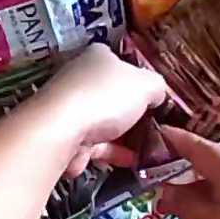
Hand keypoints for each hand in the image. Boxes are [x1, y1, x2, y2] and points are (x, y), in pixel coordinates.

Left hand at [23, 43, 166, 176]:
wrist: (62, 131)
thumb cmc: (105, 97)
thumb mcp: (146, 85)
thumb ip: (157, 88)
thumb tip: (157, 95)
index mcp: (98, 56)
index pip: (121, 63)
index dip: (139, 80)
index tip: (154, 98)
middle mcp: (80, 79)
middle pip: (112, 96)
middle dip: (133, 114)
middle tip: (155, 127)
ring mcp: (70, 110)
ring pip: (104, 124)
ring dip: (125, 138)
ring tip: (150, 149)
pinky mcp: (66, 138)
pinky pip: (95, 146)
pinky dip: (112, 153)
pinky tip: (132, 161)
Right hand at [157, 124, 219, 218]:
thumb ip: (184, 204)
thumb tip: (166, 189)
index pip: (199, 147)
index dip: (176, 140)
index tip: (157, 132)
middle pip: (215, 157)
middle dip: (188, 158)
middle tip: (163, 163)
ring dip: (203, 178)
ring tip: (181, 188)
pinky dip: (218, 190)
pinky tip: (211, 206)